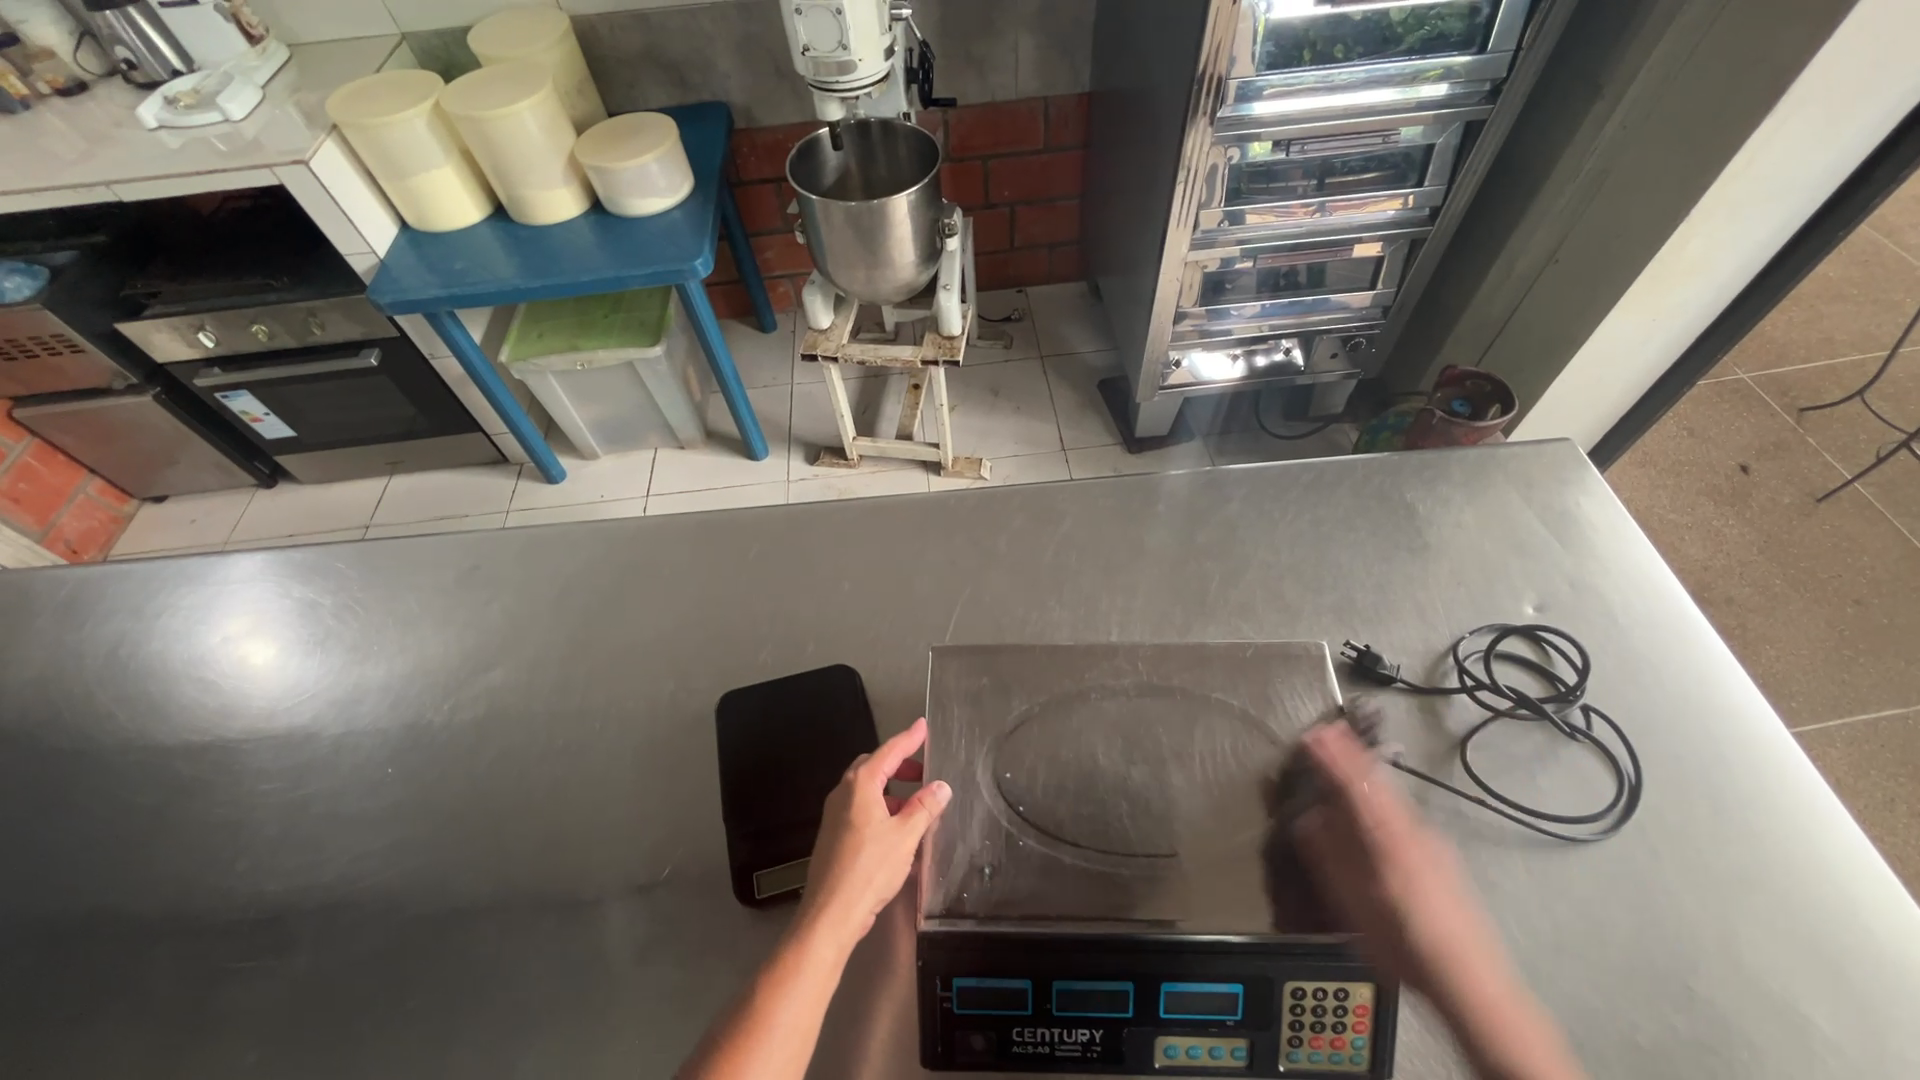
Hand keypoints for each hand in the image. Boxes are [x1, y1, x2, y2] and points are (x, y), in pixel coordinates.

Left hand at [797, 717, 951, 947]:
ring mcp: (835, 815)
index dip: (908, 739)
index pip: (888, 752)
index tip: (922, 726)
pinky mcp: (835, 836)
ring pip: (866, 791)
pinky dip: (882, 810)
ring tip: (916, 806)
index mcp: (860, 786)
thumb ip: (925, 808)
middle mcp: (843, 794)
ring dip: (892, 792)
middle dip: (899, 765)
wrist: (831, 912)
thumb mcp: (906, 836)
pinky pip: (861, 811)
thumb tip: (940, 786)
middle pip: (874, 768)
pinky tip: (899, 832)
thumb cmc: (869, 868)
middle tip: (923, 772)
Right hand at [1292, 723, 1512, 1004]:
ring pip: (1392, 797)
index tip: (1313, 734)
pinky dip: (1383, 793)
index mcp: (1387, 838)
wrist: (1472, 982)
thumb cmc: (1405, 943)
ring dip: (1366, 772)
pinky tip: (1378, 799)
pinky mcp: (1442, 858)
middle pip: (1377, 784)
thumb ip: (1330, 856)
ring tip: (1349, 752)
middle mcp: (1413, 831)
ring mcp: (1432, 844)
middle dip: (1350, 756)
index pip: (1354, 785)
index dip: (1332, 757)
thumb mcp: (1355, 902)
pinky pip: (1404, 811)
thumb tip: (1308, 819)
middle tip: (1328, 732)